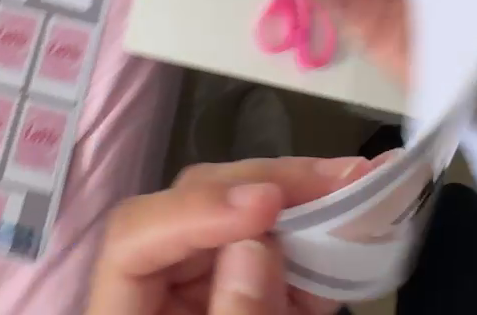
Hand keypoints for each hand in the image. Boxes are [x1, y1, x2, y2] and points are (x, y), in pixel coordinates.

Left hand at [87, 157, 371, 313]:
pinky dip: (308, 245)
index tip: (267, 203)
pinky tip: (348, 229)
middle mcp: (152, 288)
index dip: (198, 208)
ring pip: (237, 222)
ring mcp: (193, 287)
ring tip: (355, 183)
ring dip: (300, 203)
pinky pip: (266, 256)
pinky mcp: (232, 294)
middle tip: (340, 175)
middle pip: (195, 209)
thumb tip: (257, 239)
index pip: (135, 235)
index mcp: (121, 311)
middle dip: (269, 185)